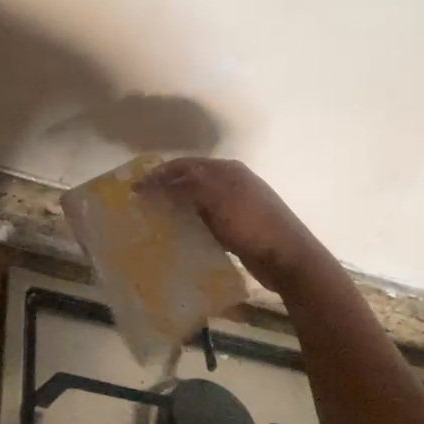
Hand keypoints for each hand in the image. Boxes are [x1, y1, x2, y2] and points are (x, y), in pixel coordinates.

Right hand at [138, 157, 330, 294]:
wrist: (288, 259)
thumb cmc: (251, 223)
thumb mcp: (216, 197)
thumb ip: (186, 185)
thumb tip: (157, 182)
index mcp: (227, 170)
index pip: (185, 165)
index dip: (159, 174)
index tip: (135, 189)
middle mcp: (231, 183)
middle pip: (191, 182)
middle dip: (166, 190)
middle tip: (141, 205)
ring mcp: (236, 207)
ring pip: (198, 203)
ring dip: (177, 209)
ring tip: (154, 222)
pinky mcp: (238, 230)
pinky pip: (206, 223)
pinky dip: (190, 226)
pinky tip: (178, 239)